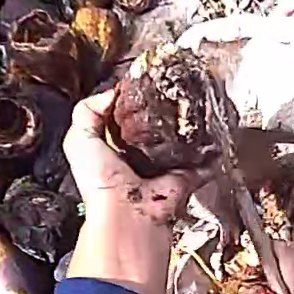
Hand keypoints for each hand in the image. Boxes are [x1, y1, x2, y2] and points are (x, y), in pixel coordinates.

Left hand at [63, 90, 198, 293]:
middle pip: (155, 128)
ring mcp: (164, 169)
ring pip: (179, 143)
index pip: (124, 118)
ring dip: (187, 127)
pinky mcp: (185, 179)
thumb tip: (113, 93)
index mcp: (113, 149)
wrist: (128, 213)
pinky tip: (214, 132)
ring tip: (194, 103)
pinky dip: (211, 153)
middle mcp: (139, 158)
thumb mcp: (79, 139)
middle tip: (173, 88)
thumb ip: (87, 111)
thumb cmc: (100, 181)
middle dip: (163, 110)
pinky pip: (202, 163)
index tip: (144, 80)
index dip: (132, 100)